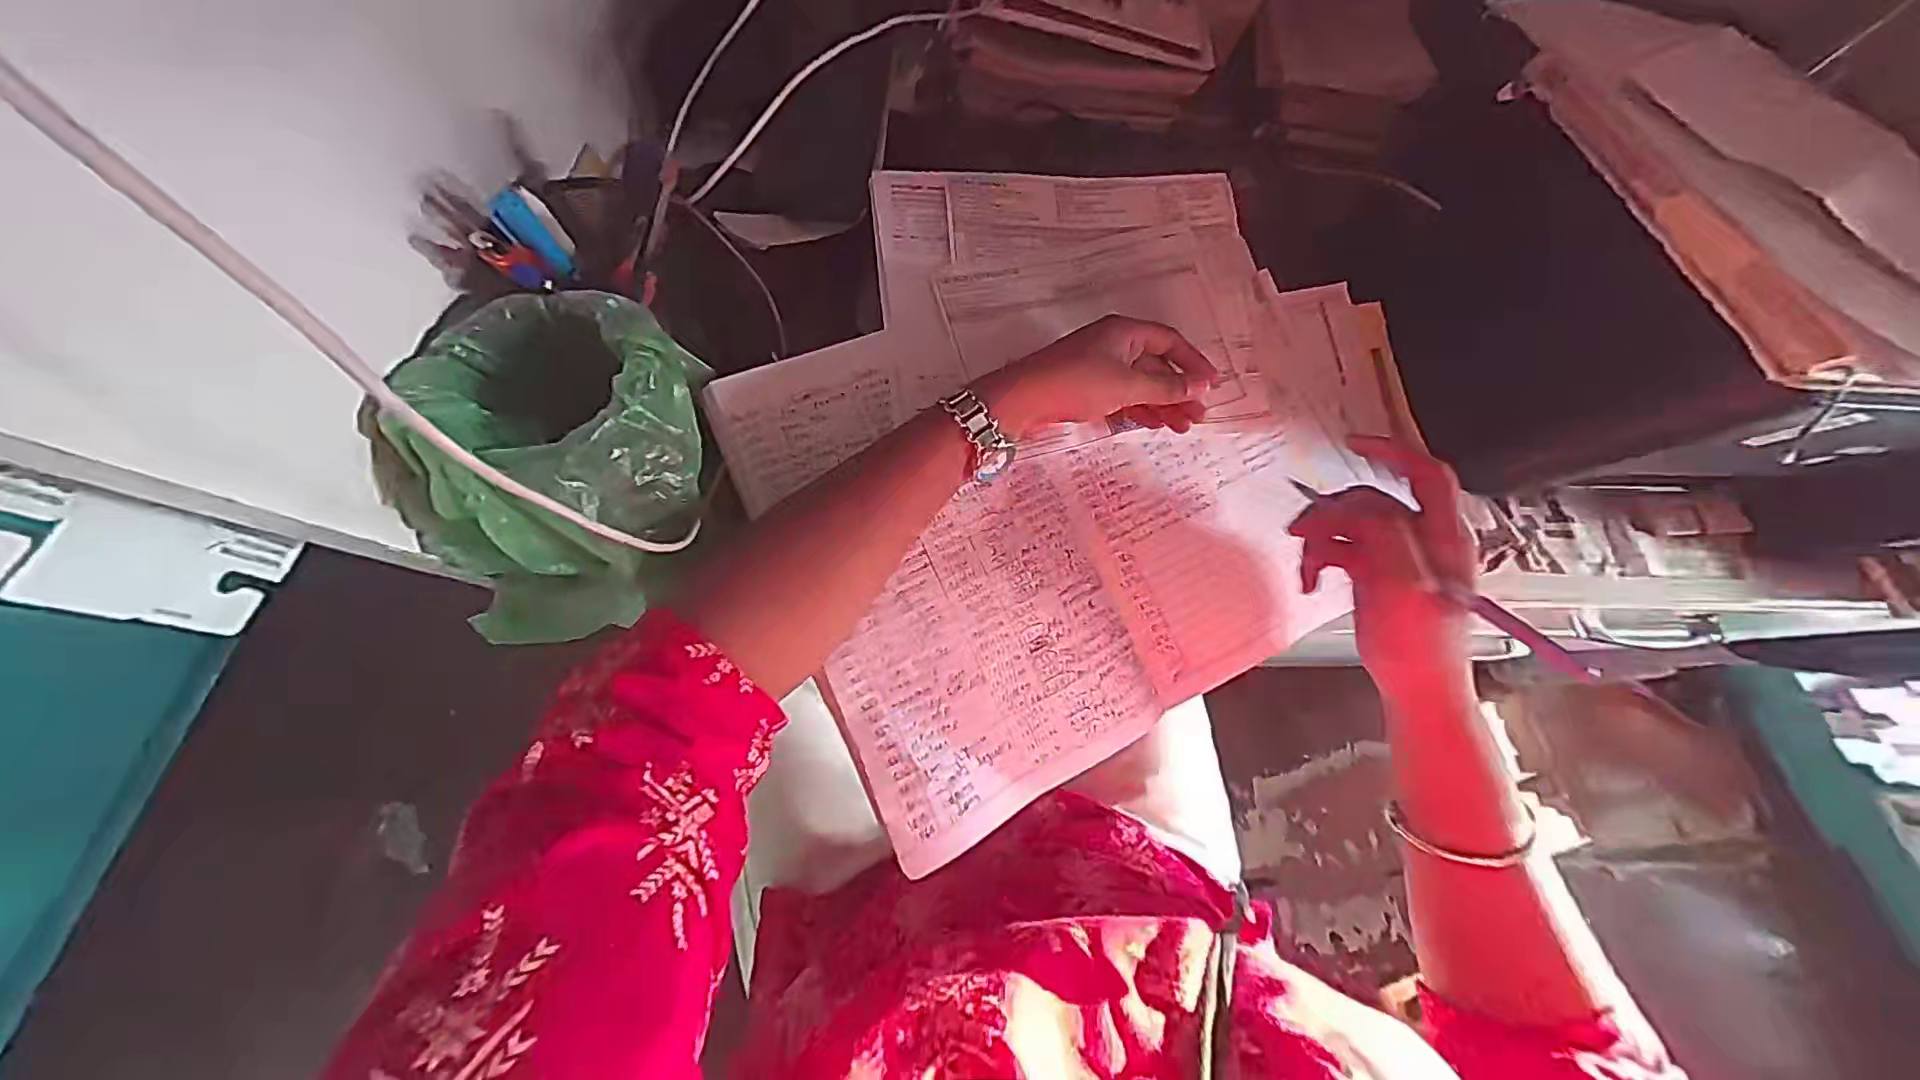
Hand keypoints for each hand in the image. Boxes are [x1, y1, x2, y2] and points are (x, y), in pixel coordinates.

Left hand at [975, 315, 1220, 438]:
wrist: (1023, 399)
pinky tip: (1153, 424)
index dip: (1193, 362)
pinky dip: (1138, 410)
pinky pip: (1121, 397)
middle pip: (1155, 367)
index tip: (1211, 384)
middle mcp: (1113, 345)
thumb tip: (1198, 387)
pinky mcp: (1086, 389)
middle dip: (1178, 392)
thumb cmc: (1074, 383)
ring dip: (1161, 405)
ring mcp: (1098, 368)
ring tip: (1181, 428)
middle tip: (1198, 417)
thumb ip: (1165, 387)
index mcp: (1124, 332)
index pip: (1169, 342)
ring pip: (1139, 385)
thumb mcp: (1126, 385)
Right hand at [1287, 437, 1476, 683]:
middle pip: (1371, 502)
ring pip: (1350, 526)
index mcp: (1442, 538)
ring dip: (1321, 542)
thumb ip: (1384, 537)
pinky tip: (1313, 580)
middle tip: (1302, 530)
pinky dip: (1321, 560)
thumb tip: (1355, 506)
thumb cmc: (1422, 648)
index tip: (1354, 444)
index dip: (1393, 453)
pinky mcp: (1376, 573)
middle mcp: (1421, 540)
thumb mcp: (1405, 588)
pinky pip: (1341, 550)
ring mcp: (1397, 557)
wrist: (1417, 685)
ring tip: (1308, 569)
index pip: (1426, 475)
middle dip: (1332, 514)